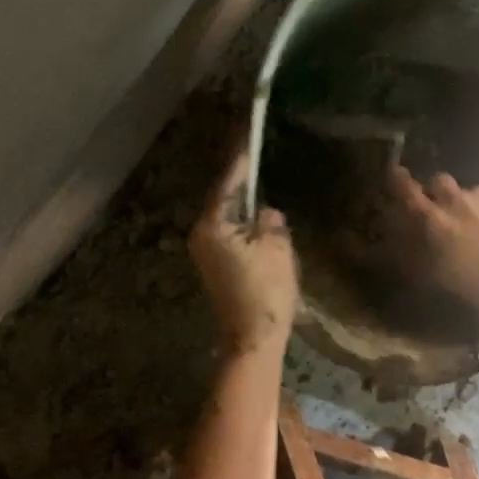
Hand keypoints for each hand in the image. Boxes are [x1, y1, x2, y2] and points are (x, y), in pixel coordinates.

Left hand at [189, 149, 298, 354]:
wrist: (252, 339)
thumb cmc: (265, 291)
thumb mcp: (277, 249)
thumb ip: (271, 222)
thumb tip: (266, 213)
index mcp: (212, 226)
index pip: (227, 185)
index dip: (240, 162)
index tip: (246, 139)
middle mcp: (201, 236)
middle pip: (224, 201)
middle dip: (241, 183)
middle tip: (256, 157)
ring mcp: (205, 253)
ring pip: (227, 219)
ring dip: (243, 207)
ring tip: (261, 185)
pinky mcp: (214, 267)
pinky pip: (229, 234)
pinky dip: (243, 225)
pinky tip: (259, 222)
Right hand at [386, 168, 478, 321]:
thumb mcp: (442, 274)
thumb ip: (422, 250)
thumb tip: (411, 236)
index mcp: (436, 222)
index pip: (408, 191)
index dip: (398, 180)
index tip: (395, 172)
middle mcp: (456, 201)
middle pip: (438, 181)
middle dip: (438, 192)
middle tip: (446, 211)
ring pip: (466, 191)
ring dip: (467, 203)